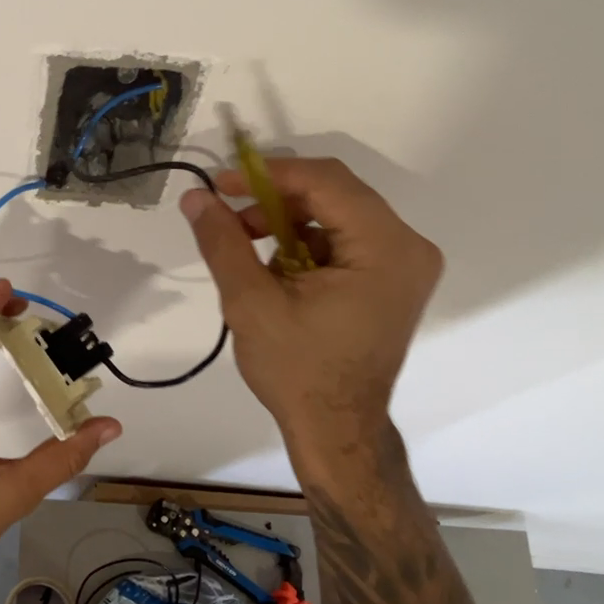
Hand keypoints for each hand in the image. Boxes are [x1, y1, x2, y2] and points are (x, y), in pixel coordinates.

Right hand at [179, 158, 441, 471]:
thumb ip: (223, 243)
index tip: (221, 184)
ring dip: (289, 226)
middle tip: (230, 222)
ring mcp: (405, 266)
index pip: (327, 181)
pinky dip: (307, 248)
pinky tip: (276, 274)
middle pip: (336, 196)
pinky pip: (346, 244)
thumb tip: (195, 197)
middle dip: (277, 202)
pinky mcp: (393, 283)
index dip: (270, 174)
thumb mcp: (250, 303)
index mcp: (386, 248)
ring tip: (248, 253)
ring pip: (338, 219)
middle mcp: (408, 247)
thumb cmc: (297, 371)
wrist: (335, 430)